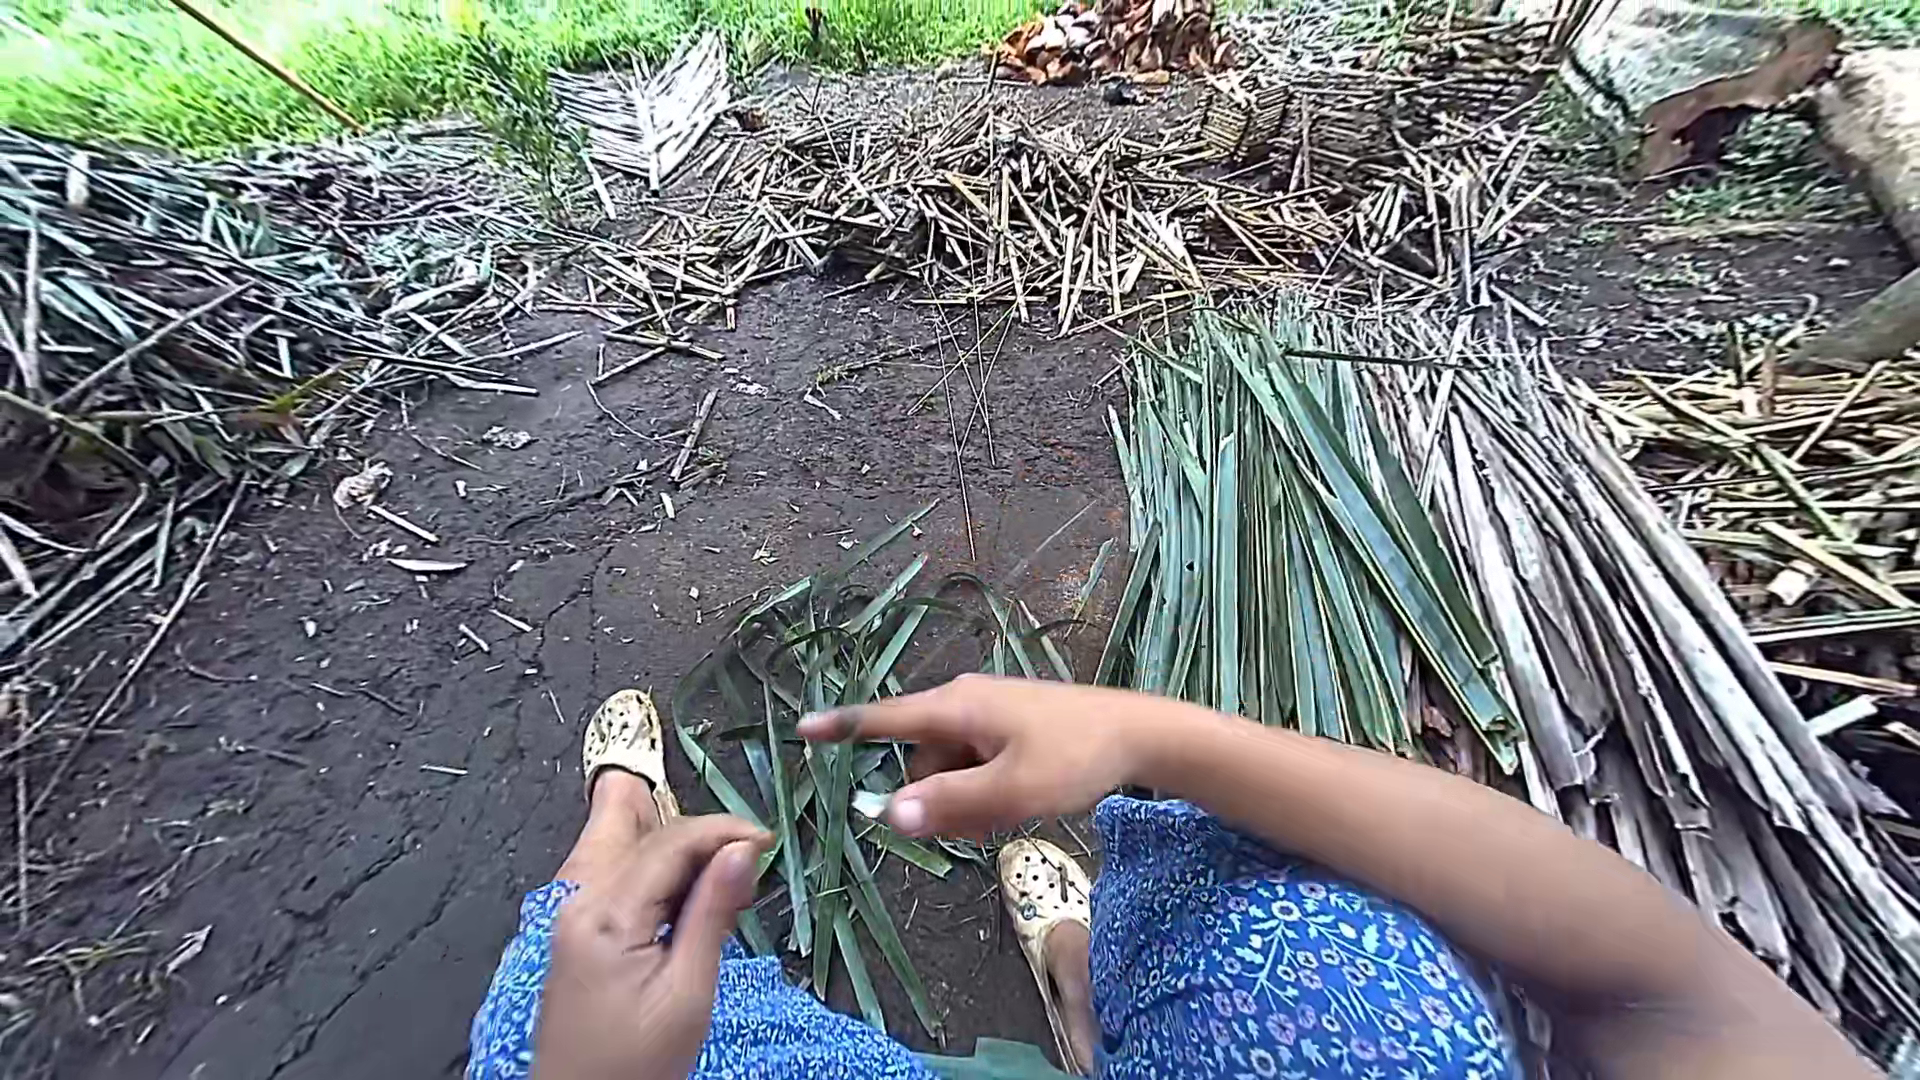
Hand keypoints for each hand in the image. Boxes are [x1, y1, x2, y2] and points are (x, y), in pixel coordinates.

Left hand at [532, 815, 770, 1079]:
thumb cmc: (638, 1068)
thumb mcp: (688, 994)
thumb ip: (714, 910)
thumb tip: (746, 847)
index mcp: (604, 916)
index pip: (672, 840)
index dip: (725, 830)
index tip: (766, 843)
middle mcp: (578, 898)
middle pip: (636, 819)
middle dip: (695, 825)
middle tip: (738, 852)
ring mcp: (572, 907)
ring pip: (621, 830)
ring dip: (673, 833)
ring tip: (715, 868)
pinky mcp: (577, 920)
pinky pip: (619, 859)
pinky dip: (658, 856)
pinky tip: (687, 885)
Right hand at [797, 675, 1155, 837]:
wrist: (1134, 733)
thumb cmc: (1074, 756)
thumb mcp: (1014, 790)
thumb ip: (951, 803)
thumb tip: (890, 815)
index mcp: (958, 706)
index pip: (887, 717)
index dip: (844, 725)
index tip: (803, 728)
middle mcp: (964, 701)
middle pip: (922, 757)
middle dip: (937, 796)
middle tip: (980, 824)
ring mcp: (986, 710)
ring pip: (948, 763)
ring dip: (963, 795)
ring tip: (1007, 811)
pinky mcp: (1004, 722)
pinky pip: (972, 758)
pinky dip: (981, 784)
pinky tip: (1014, 797)